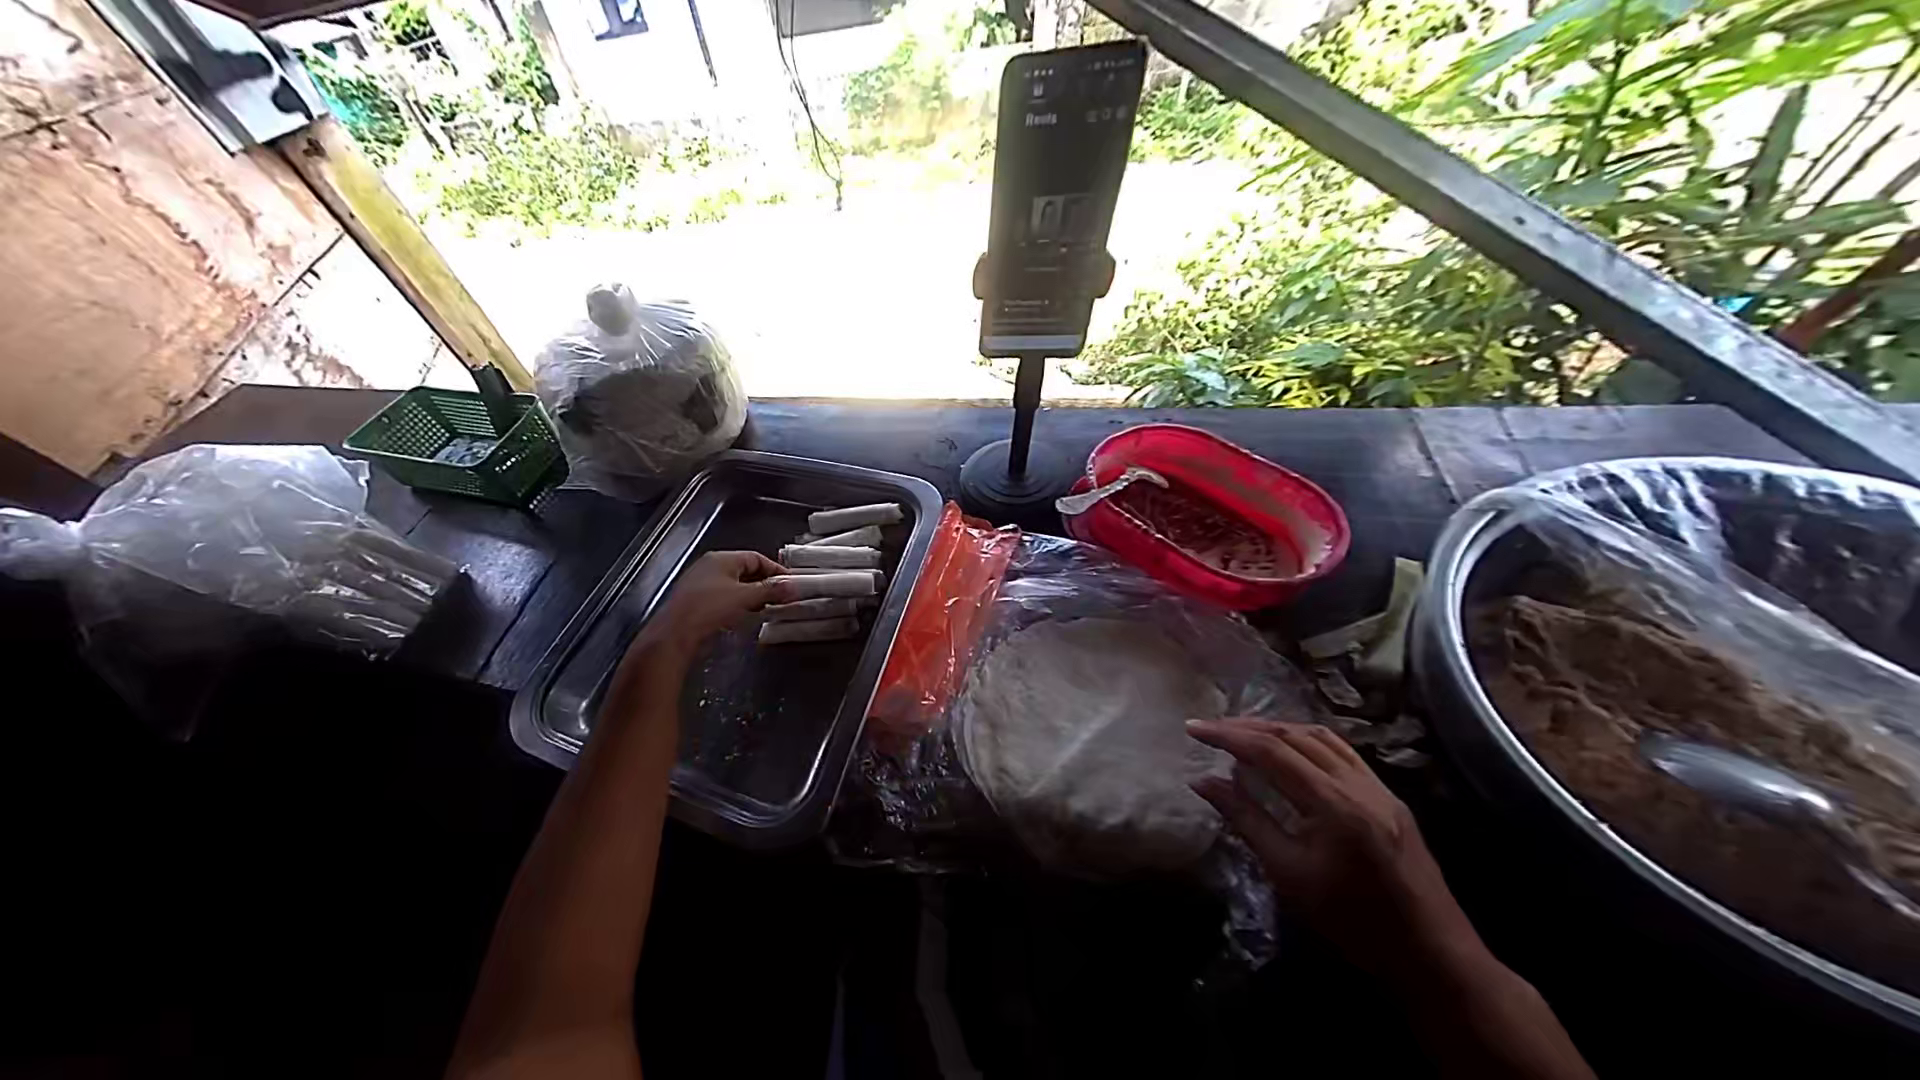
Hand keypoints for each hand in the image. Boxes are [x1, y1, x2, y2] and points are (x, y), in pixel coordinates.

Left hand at [634, 551, 796, 660]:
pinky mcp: (696, 601)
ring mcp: (701, 584)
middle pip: (745, 570)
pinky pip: (724, 597)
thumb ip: (771, 590)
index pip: (756, 557)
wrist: (675, 635)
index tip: (789, 583)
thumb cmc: (710, 609)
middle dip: (764, 583)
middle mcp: (710, 567)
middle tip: (781, 596)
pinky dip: (739, 604)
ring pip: (735, 585)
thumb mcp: (746, 597)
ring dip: (752, 595)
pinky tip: (745, 616)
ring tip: (767, 607)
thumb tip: (792, 586)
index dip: (775, 570)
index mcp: (721, 559)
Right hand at [1187, 718, 1481, 981]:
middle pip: (1295, 736)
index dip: (1228, 735)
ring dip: (1278, 728)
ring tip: (1243, 733)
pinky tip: (1288, 749)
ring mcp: (1378, 788)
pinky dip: (1306, 741)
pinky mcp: (1388, 797)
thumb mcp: (1289, 873)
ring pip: (1320, 738)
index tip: (1193, 729)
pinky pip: (1341, 751)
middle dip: (1248, 727)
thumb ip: (1245, 819)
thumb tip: (1203, 782)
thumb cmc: (1353, 923)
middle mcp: (1359, 784)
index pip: (1271, 751)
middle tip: (1212, 728)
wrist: (1433, 957)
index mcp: (1334, 804)